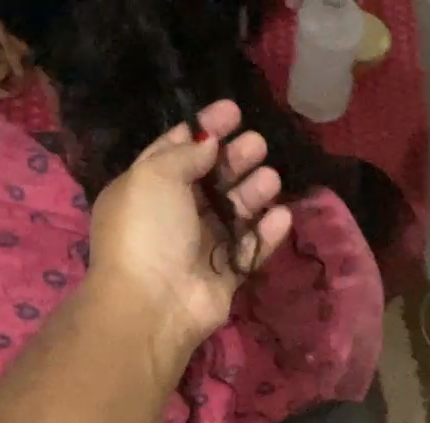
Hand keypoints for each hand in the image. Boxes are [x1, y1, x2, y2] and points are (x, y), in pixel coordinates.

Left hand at [83, 99, 293, 361]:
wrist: (153, 304)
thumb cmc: (147, 231)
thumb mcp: (155, 176)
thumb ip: (184, 154)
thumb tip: (208, 143)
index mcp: (146, 189)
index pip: (177, 150)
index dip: (204, 128)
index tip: (233, 111)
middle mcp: (173, 217)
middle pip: (210, 180)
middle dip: (235, 159)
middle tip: (258, 144)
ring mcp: (200, 249)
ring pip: (233, 213)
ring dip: (253, 192)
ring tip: (272, 177)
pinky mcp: (224, 277)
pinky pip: (249, 250)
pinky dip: (266, 233)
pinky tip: (282, 215)